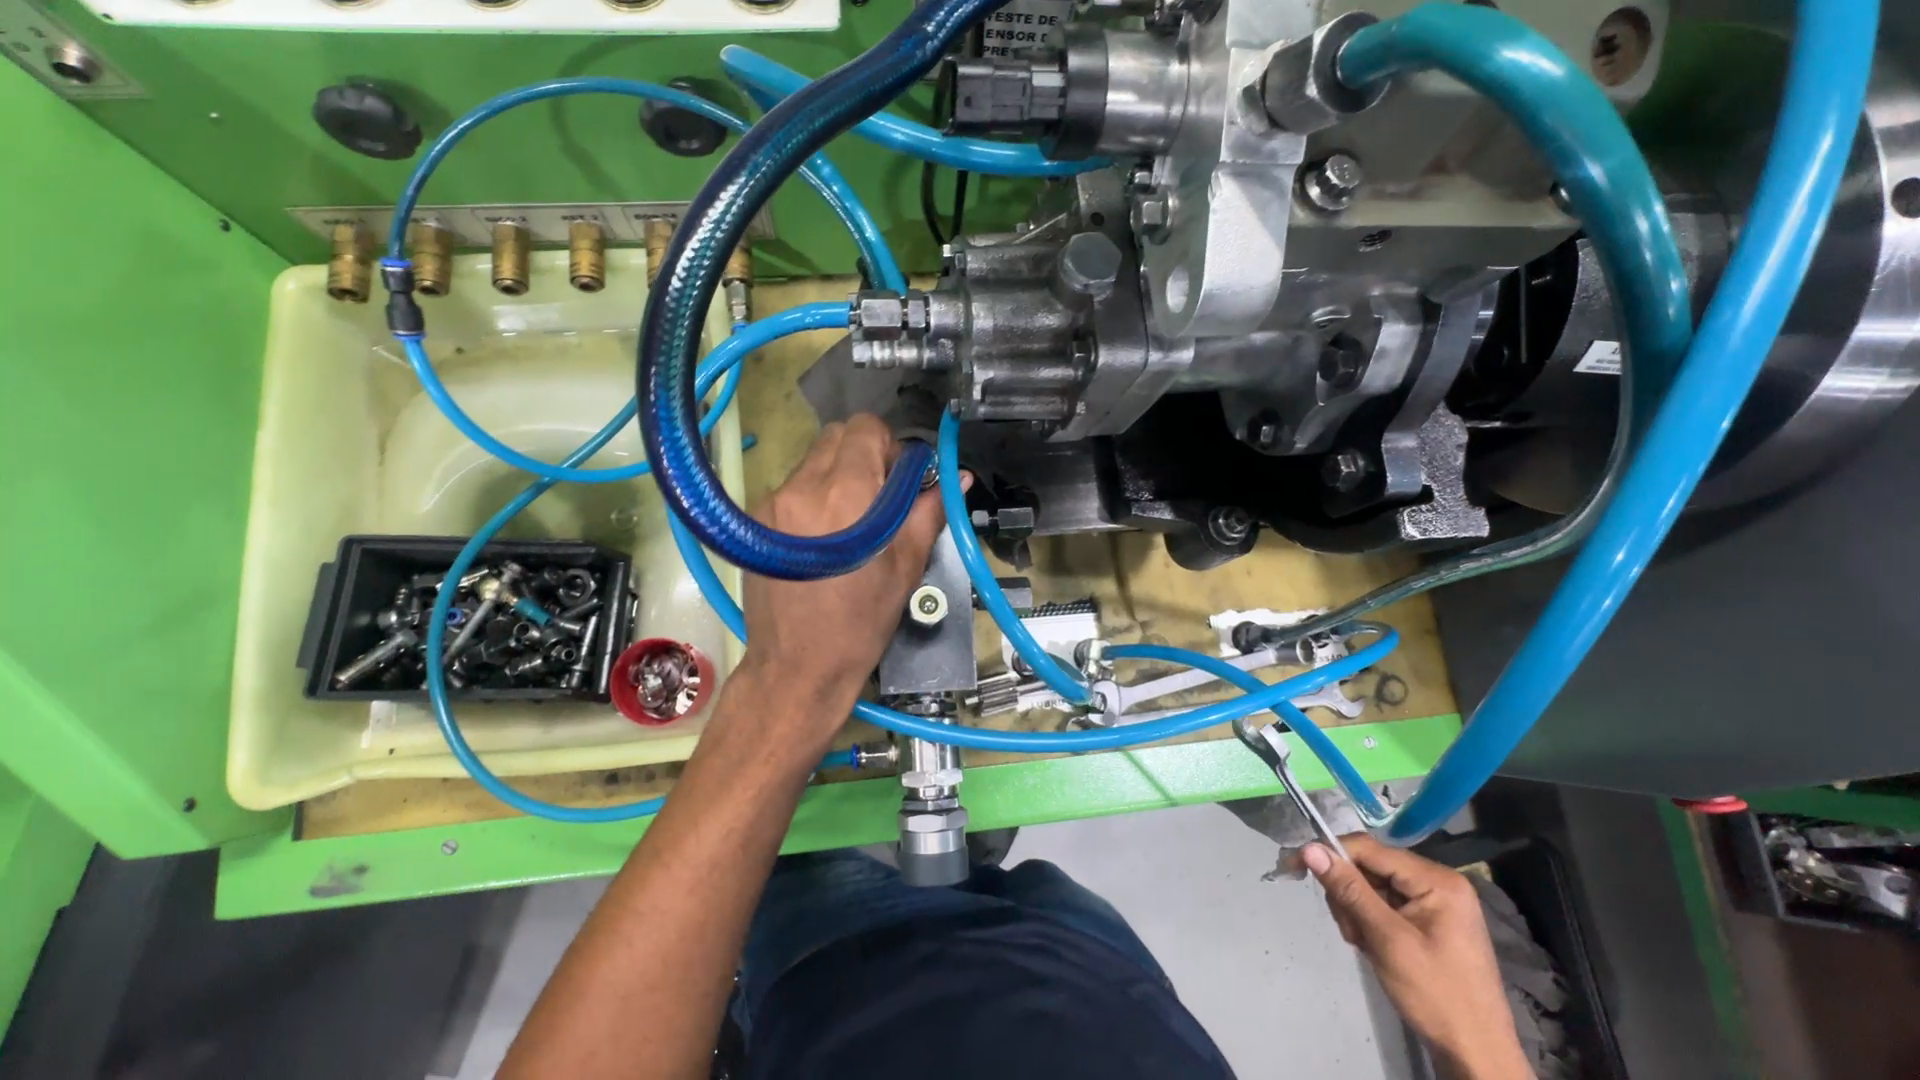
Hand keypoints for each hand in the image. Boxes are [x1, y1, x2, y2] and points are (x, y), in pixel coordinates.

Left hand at [735, 415, 951, 740]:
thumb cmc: (860, 623)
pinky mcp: (756, 519)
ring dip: (837, 476)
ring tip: (849, 525)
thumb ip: (929, 511)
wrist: (796, 668)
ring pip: (813, 460)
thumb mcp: (906, 567)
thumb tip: (957, 476)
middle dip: (863, 456)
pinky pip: (793, 486)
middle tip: (878, 501)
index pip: (866, 429)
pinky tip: (822, 540)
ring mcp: (772, 501)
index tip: (899, 483)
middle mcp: (801, 487)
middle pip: (837, 436)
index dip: (890, 448)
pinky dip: (814, 497)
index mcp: (845, 495)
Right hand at [1301, 837, 1529, 1079]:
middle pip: (1370, 867)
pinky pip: (1386, 906)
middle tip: (1351, 933)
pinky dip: (1371, 923)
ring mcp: (1435, 903)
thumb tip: (1310, 848)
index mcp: (1436, 880)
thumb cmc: (1436, 994)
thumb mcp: (1387, 939)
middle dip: (1349, 895)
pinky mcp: (1430, 922)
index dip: (1329, 855)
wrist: (1476, 1051)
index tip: (1294, 868)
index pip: (1369, 849)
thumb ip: (1349, 890)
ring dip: (1358, 913)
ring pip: (1373, 888)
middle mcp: (1438, 882)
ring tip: (1365, 945)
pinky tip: (1374, 947)